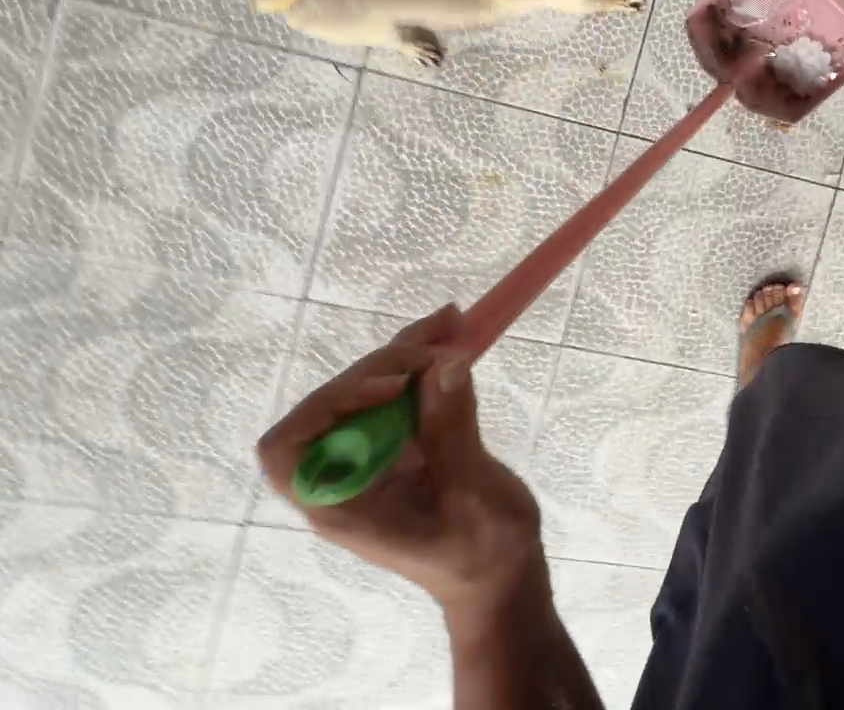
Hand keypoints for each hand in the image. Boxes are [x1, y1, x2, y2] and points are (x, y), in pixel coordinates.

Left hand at [257, 305, 544, 613]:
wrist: (500, 576)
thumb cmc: (480, 551)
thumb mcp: (470, 492)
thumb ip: (452, 430)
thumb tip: (445, 364)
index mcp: (342, 503)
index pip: (291, 445)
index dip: (331, 403)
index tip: (392, 385)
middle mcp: (347, 477)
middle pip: (335, 407)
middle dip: (383, 365)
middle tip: (442, 334)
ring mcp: (377, 460)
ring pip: (370, 395)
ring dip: (406, 355)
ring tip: (452, 319)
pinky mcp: (408, 447)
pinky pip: (404, 399)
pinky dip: (426, 367)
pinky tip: (454, 339)